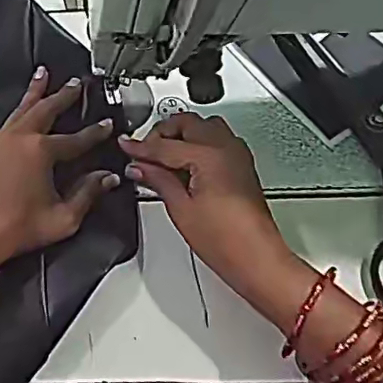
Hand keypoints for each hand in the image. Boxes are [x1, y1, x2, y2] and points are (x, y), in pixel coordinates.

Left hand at [0, 67, 121, 272]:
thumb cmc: (12, 228)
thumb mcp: (63, 217)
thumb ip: (87, 194)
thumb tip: (105, 180)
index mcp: (41, 152)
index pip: (76, 139)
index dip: (95, 133)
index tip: (105, 126)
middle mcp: (19, 140)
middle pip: (47, 110)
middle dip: (64, 95)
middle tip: (76, 84)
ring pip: (19, 108)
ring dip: (33, 91)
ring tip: (41, 74)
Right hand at [119, 113, 287, 278]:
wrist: (257, 260)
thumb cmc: (228, 241)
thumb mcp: (180, 208)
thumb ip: (158, 179)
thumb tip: (140, 167)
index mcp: (210, 156)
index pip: (165, 144)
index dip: (140, 147)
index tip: (125, 146)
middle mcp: (227, 149)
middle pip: (187, 123)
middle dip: (161, 133)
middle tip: (143, 151)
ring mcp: (238, 156)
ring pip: (204, 126)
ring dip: (181, 135)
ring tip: (162, 156)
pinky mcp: (242, 166)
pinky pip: (217, 140)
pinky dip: (198, 144)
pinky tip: (184, 164)